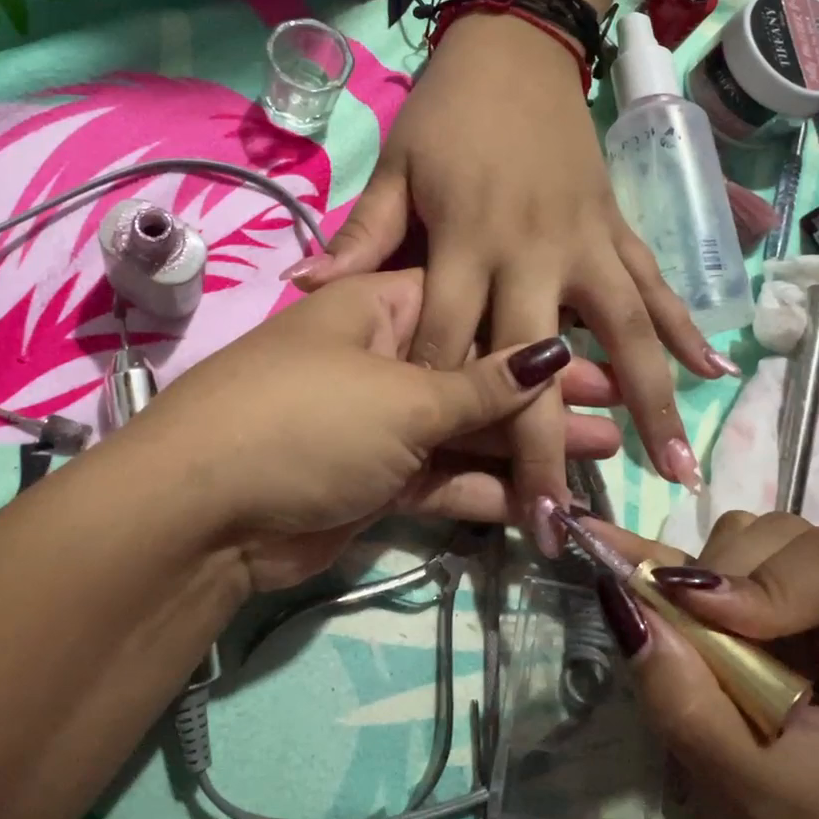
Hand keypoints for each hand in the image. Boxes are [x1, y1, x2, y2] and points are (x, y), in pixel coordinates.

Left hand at [118, 270, 597, 590]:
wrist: (204, 510)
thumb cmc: (307, 418)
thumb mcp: (399, 394)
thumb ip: (480, 382)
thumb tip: (553, 347)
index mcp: (378, 309)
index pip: (471, 311)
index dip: (535, 335)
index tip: (598, 356)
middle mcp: (382, 359)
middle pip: (476, 374)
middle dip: (541, 396)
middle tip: (614, 413)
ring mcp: (378, 424)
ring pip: (465, 432)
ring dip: (525, 447)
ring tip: (598, 457)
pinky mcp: (375, 481)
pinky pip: (442, 480)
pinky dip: (486, 492)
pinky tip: (541, 504)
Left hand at [284, 15, 734, 550]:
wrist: (514, 46)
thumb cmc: (444, 114)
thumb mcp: (394, 169)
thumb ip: (363, 236)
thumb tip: (303, 281)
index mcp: (465, 240)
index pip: (451, 338)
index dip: (450, 405)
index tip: (454, 473)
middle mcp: (530, 250)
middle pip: (536, 360)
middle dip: (546, 442)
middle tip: (565, 520)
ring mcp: (583, 241)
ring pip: (620, 331)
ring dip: (649, 401)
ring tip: (676, 469)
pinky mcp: (614, 228)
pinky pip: (652, 283)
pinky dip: (683, 326)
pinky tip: (714, 369)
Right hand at [588, 512, 818, 818]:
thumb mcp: (767, 791)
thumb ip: (697, 709)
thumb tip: (627, 607)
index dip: (763, 580)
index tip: (698, 612)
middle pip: (790, 544)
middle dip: (725, 580)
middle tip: (682, 633)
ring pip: (751, 544)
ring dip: (701, 580)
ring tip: (680, 636)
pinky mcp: (777, 620)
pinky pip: (722, 571)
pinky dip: (670, 568)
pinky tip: (615, 548)